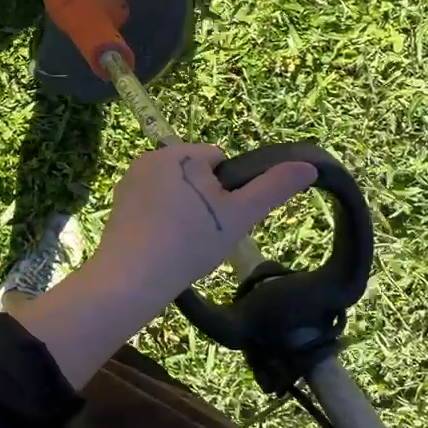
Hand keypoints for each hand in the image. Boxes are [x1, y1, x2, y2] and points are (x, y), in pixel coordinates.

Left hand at [94, 144, 317, 299]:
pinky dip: (161, 219)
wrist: (134, 274)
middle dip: (204, 198)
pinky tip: (162, 244)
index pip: (218, 159)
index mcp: (179, 152)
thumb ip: (273, 188)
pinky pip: (152, 204)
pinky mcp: (118, 203)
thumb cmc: (191, 240)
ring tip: (183, 241)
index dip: (227, 188)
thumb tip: (309, 166)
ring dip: (184, 209)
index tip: (222, 215)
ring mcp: (130, 180)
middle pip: (194, 173)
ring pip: (174, 190)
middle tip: (204, 232)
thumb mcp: (240, 214)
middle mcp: (149, 158)